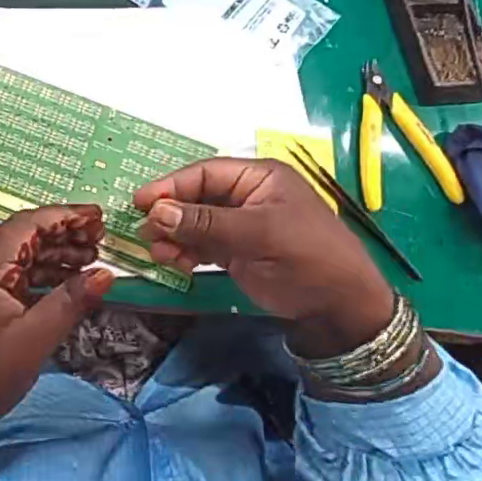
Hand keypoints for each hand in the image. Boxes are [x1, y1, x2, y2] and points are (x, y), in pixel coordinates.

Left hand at [0, 206, 112, 480]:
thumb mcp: (32, 341)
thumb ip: (69, 302)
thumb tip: (105, 274)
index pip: (25, 225)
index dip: (63, 216)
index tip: (97, 216)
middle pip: (23, 236)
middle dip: (63, 232)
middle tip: (100, 236)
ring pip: (22, 256)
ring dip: (56, 254)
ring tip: (93, 257)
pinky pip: (18, 277)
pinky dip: (46, 275)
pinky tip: (71, 282)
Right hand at [134, 158, 394, 356]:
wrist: (340, 307)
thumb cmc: (306, 257)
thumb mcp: (258, 234)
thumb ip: (206, 222)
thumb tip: (158, 212)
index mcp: (258, 177)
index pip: (205, 173)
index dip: (171, 186)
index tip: (141, 201)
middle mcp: (245, 196)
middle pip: (195, 198)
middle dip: (169, 214)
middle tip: (145, 232)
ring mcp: (239, 225)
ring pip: (193, 223)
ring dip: (173, 237)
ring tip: (157, 252)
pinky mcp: (235, 250)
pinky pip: (200, 245)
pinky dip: (184, 253)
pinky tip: (173, 263)